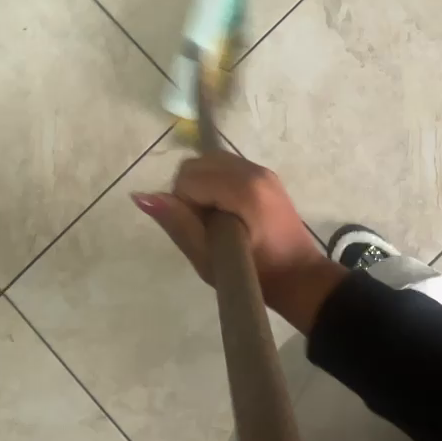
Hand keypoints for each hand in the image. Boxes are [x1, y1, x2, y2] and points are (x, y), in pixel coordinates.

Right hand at [133, 152, 347, 331]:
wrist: (300, 278)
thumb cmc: (255, 275)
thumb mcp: (208, 257)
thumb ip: (177, 223)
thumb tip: (141, 196)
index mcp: (243, 188)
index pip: (188, 178)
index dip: (182, 205)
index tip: (198, 232)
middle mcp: (254, 170)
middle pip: (198, 163)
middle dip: (190, 191)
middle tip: (203, 227)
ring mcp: (263, 170)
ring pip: (212, 162)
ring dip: (203, 186)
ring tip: (214, 221)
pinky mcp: (266, 176)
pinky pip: (228, 167)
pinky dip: (217, 184)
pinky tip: (226, 213)